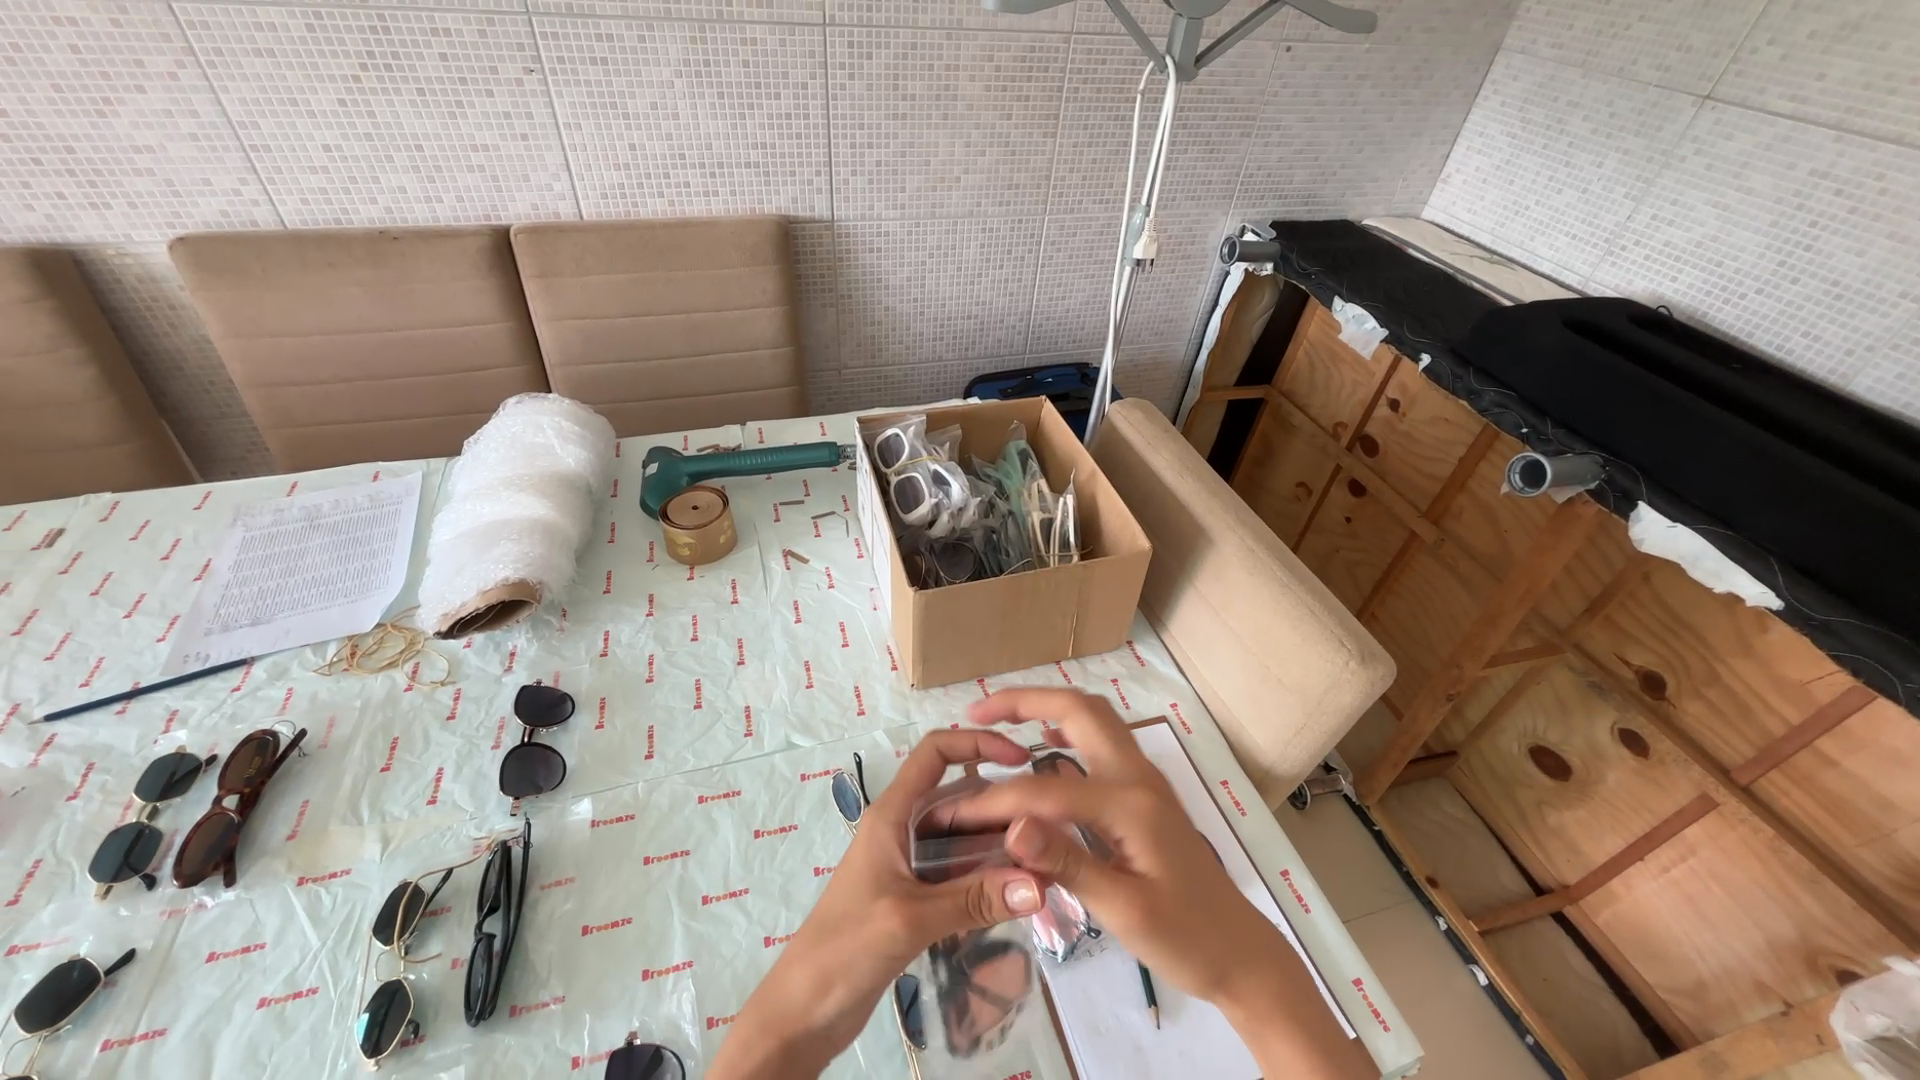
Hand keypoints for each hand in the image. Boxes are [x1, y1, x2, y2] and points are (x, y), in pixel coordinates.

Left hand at [710, 730, 1046, 1078]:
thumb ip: (974, 900)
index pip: (935, 753)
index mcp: (891, 814)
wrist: (803, 1011)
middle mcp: (902, 830)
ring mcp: (910, 865)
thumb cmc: (844, 949)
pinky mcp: (916, 898)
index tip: (1023, 758)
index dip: (977, 742)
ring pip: (965, 838)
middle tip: (1054, 826)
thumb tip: (1040, 883)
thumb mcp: (910, 919)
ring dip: (1002, 845)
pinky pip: (961, 873)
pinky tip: (1023, 893)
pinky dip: (990, 877)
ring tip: (1050, 860)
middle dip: (1004, 805)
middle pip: (960, 798)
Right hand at [957, 689, 1372, 1079]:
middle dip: (1024, 700)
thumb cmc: (1184, 937)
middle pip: (1080, 708)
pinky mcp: (1144, 793)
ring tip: (999, 721)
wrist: (1240, 953)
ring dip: (1046, 707)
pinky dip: (1065, 730)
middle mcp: (1138, 775)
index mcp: (1130, 802)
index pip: (1044, 789)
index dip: (995, 800)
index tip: (953, 814)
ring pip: (1093, 717)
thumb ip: (1067, 862)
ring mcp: (1145, 779)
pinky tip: (1041, 750)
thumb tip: (1010, 827)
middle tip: (975, 712)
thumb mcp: (1123, 909)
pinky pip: (1100, 741)